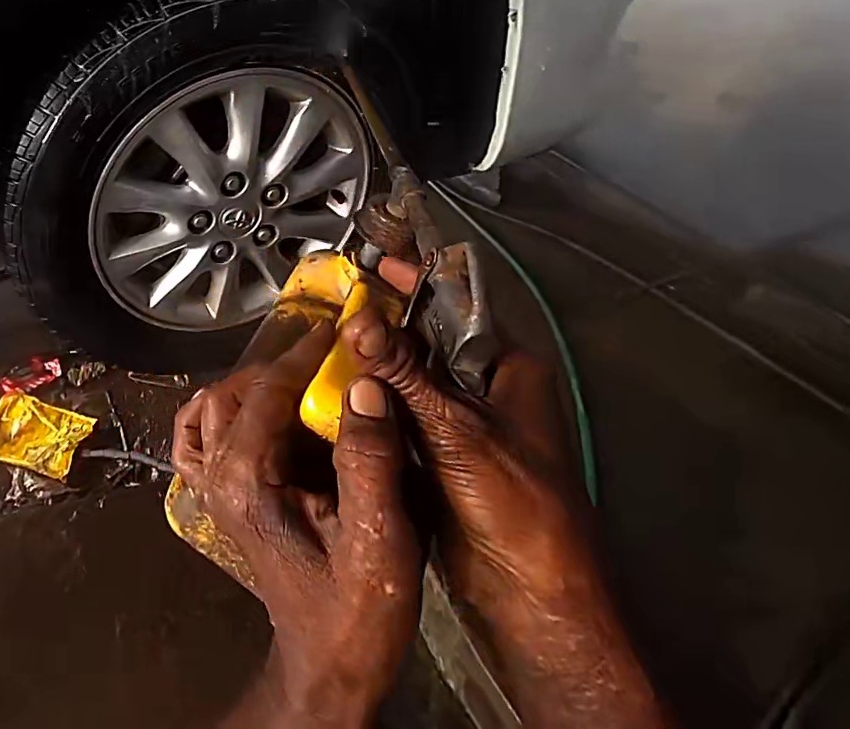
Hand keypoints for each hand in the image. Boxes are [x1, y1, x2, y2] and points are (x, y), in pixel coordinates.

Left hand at [172, 322, 421, 726]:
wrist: (325, 659)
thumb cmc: (356, 610)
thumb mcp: (380, 541)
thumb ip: (370, 461)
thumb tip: (363, 386)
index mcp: (246, 478)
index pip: (266, 392)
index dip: (302, 355)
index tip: (336, 329)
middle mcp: (215, 472)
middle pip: (235, 391)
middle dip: (280, 366)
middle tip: (327, 355)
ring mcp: (207, 481)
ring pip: (214, 404)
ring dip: (254, 383)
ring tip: (300, 377)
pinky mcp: (214, 490)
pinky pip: (198, 432)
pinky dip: (219, 409)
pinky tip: (252, 407)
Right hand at [350, 257, 670, 728]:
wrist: (526, 588)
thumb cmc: (515, 502)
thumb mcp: (457, 429)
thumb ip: (405, 374)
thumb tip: (358, 322)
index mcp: (506, 366)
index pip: (460, 303)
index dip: (418, 278)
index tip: (373, 261)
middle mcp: (479, 382)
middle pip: (425, 333)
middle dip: (382, 316)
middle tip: (334, 297)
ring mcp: (454, 413)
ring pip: (405, 368)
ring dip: (370, 354)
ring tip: (323, 332)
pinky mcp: (430, 441)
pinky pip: (394, 402)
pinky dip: (367, 389)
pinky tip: (331, 380)